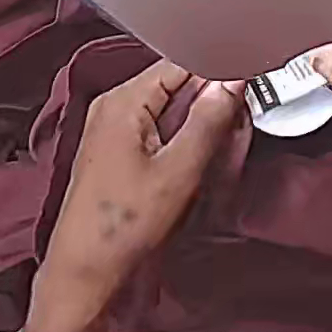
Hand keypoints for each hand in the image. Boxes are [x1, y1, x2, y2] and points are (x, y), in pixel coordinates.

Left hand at [34, 60, 247, 325]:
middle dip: (210, 100)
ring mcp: (113, 125)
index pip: (180, 62)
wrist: (84, 269)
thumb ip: (209, 120)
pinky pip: (158, 126)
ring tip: (218, 147)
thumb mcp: (178, 170)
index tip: (247, 86)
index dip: (217, 71)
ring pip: (170, 106)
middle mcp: (115, 104)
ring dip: (198, 122)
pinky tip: (194, 160)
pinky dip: (181, 137)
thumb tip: (233, 81)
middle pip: (175, 83)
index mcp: (124, 100)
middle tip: (236, 125)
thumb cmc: (124, 223)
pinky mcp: (117, 147)